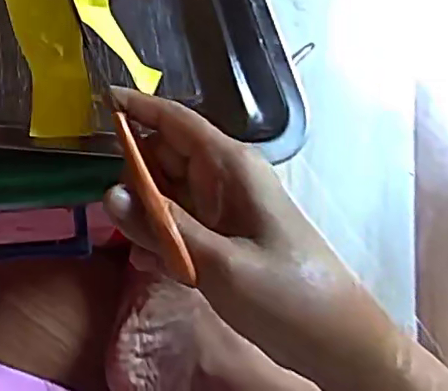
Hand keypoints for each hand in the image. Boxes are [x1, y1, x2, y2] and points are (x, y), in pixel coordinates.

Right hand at [103, 90, 447, 390]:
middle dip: (135, 171)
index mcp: (230, 164)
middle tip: (114, 206)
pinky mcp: (224, 230)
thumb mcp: (221, 266)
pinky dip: (160, 229)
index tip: (101, 98)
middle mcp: (224, 175)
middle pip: (165, 152)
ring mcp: (224, 203)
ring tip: (132, 238)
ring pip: (168, 185)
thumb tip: (108, 194)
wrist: (346, 351)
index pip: (174, 119)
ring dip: (146, 206)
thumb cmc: (290, 298)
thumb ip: (162, 228)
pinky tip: (150, 258)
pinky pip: (179, 215)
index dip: (137, 105)